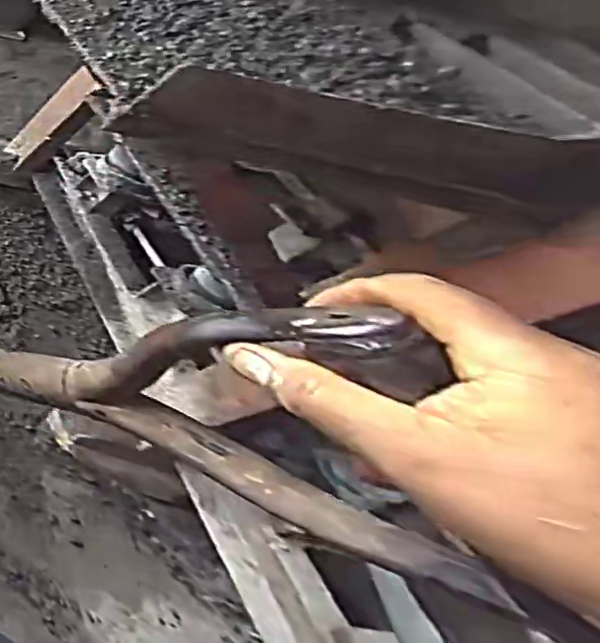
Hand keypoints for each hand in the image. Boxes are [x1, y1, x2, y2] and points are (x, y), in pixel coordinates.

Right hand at [224, 274, 599, 620]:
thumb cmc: (567, 532)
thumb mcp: (412, 456)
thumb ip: (322, 399)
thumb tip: (255, 360)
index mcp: (519, 355)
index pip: (412, 288)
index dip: (350, 294)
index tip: (314, 316)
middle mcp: (561, 366)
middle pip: (435, 327)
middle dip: (374, 350)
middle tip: (337, 373)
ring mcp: (584, 399)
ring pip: (466, 367)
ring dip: (411, 387)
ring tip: (383, 422)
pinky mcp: (590, 431)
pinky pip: (502, 399)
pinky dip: (454, 413)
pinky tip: (436, 449)